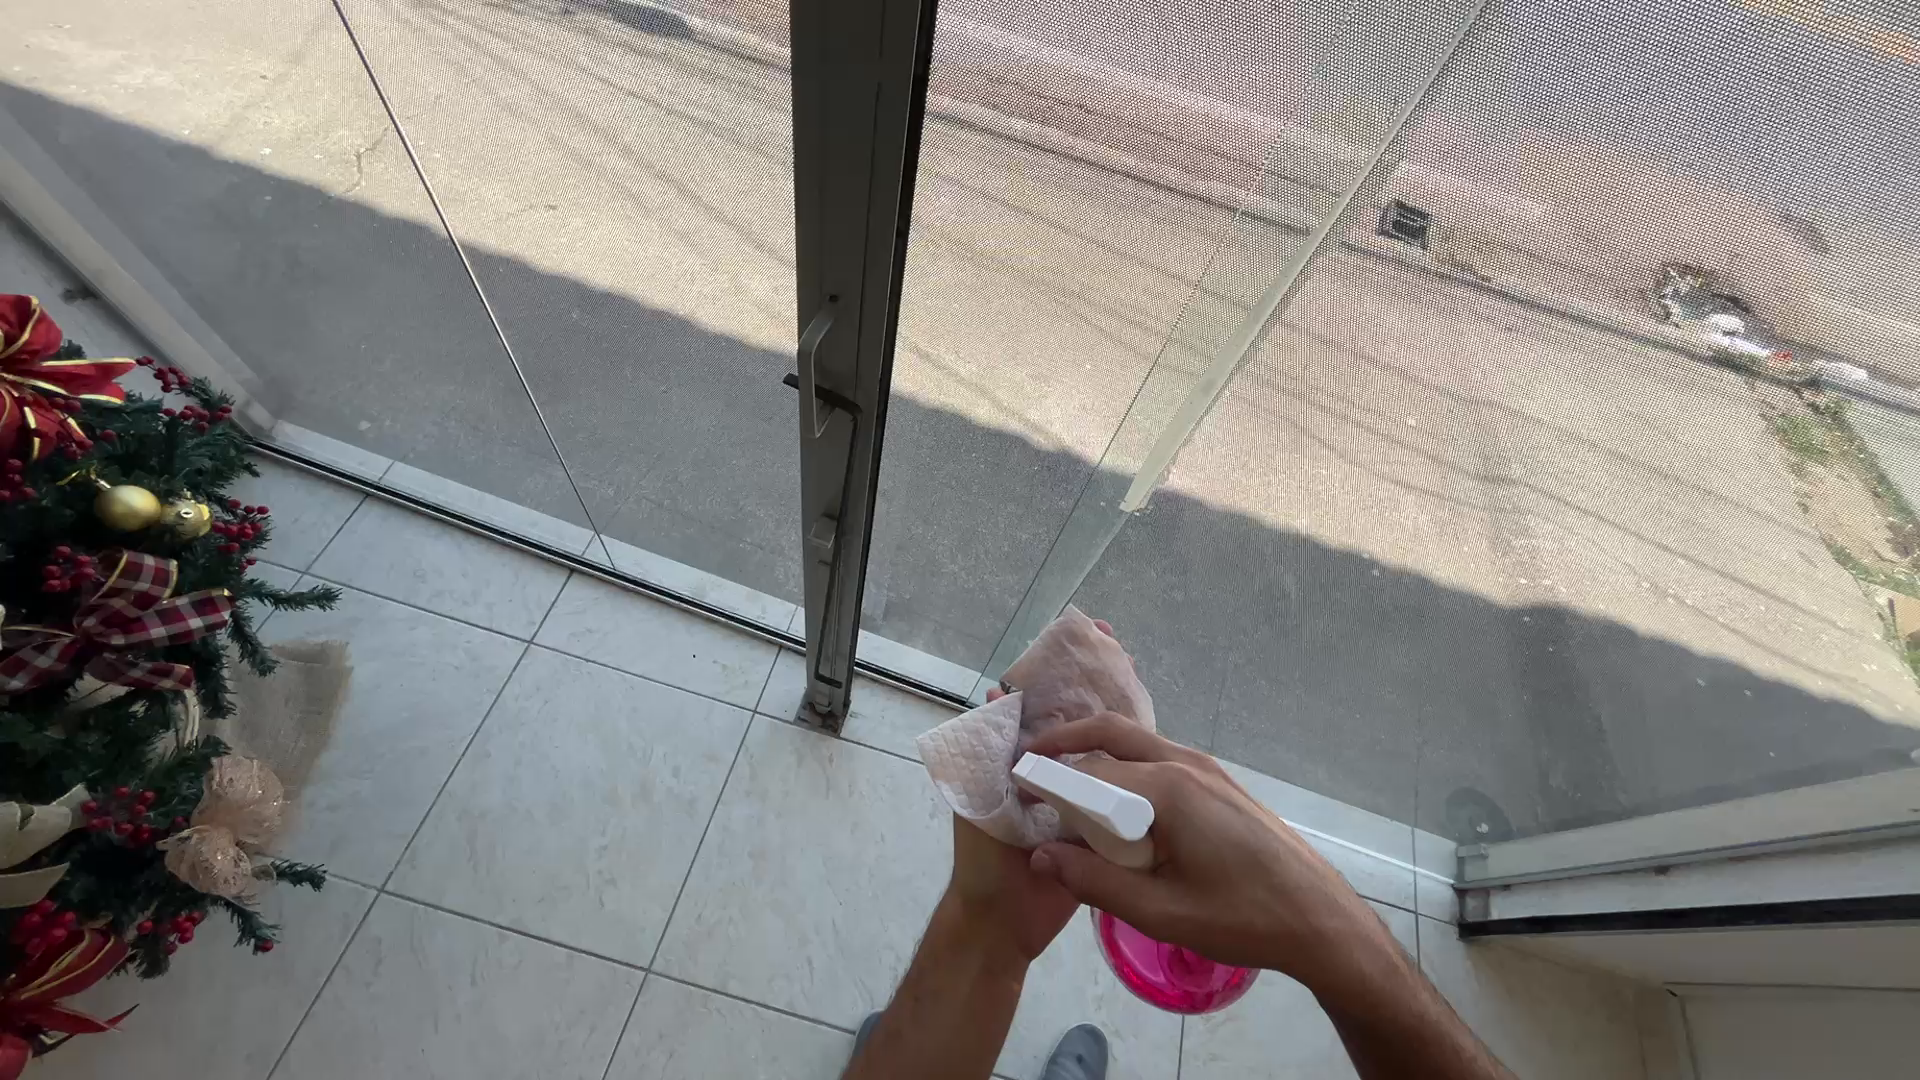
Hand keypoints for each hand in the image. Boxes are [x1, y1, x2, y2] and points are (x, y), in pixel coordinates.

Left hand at [933, 616, 1129, 964]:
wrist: (1005, 925)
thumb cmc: (985, 858)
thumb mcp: (980, 798)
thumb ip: (987, 751)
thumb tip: (995, 692)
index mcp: (1023, 758)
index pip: (1045, 705)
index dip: (1065, 673)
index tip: (1089, 637)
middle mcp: (1053, 770)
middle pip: (1078, 720)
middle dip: (1098, 686)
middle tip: (1124, 650)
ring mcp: (1079, 795)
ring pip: (1102, 750)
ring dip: (1120, 719)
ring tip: (1145, 683)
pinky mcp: (1103, 825)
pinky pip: (1119, 788)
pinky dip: (1135, 767)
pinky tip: (1161, 746)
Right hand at [1023, 714, 1395, 994]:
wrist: (1321, 918)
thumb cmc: (1242, 916)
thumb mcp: (1161, 911)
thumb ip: (1095, 881)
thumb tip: (1041, 855)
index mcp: (1167, 788)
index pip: (1089, 771)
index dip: (1049, 778)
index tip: (1017, 789)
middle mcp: (1184, 762)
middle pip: (1111, 732)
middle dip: (1066, 740)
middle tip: (1032, 759)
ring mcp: (1205, 767)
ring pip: (1136, 740)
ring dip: (1097, 748)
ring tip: (1066, 775)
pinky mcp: (1218, 780)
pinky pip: (1158, 755)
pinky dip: (1125, 761)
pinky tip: (1117, 795)